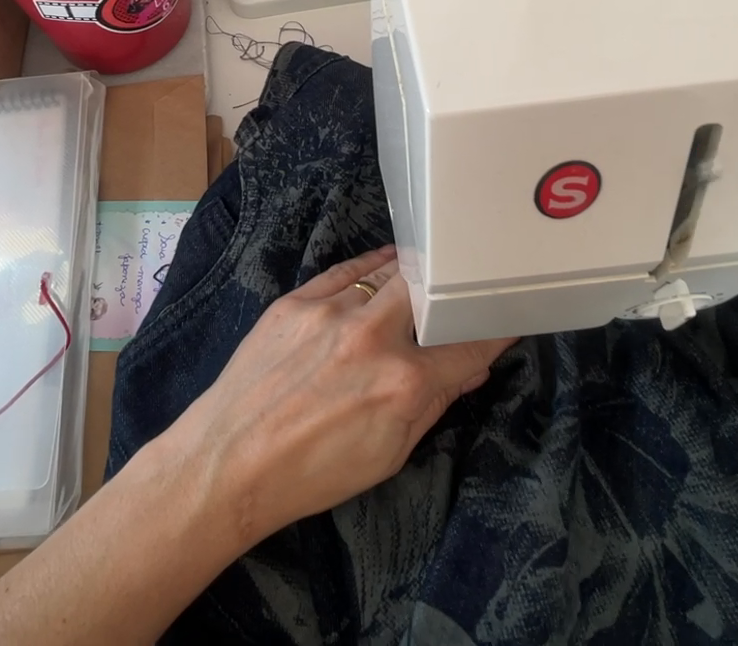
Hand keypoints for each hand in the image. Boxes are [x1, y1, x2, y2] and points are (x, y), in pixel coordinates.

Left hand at [149, 246, 516, 546]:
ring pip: (389, 273)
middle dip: (452, 290)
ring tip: (429, 271)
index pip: (466, 346)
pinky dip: (372, 265)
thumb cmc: (313, 473)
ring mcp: (330, 313)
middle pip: (429, 292)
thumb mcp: (388, 453)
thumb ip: (434, 403)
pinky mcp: (295, 301)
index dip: (494, 330)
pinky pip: (345, 272)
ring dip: (414, 273)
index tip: (507, 315)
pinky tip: (387, 263)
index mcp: (403, 383)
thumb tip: (471, 369)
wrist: (230, 461)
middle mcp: (372, 337)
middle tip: (462, 288)